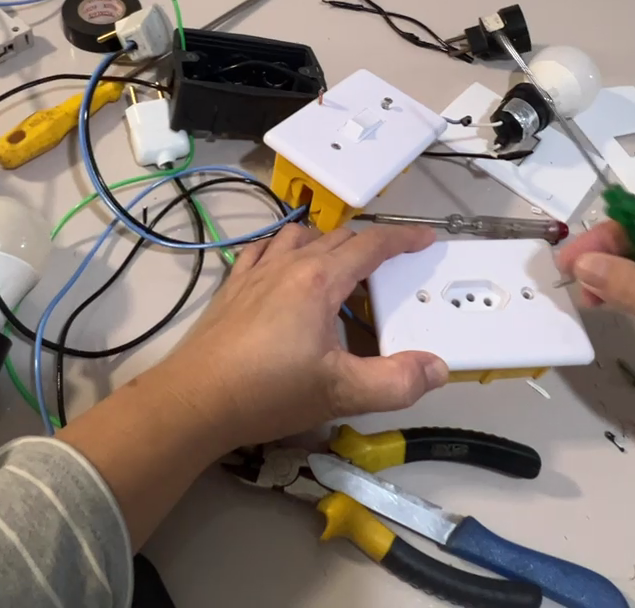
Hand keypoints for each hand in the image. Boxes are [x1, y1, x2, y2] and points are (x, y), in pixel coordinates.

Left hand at [145, 222, 450, 451]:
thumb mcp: (341, 393)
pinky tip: (285, 267)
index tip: (425, 237)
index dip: (403, 238)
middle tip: (392, 267)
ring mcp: (257, 270)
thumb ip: (395, 381)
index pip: (371, 245)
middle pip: (339, 238)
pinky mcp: (234, 284)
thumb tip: (437, 367)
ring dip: (328, 243)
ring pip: (300, 236)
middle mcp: (290, 264)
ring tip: (341, 268)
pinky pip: (264, 249)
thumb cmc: (269, 391)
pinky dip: (285, 249)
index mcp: (320, 280)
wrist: (197, 398)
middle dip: (371, 245)